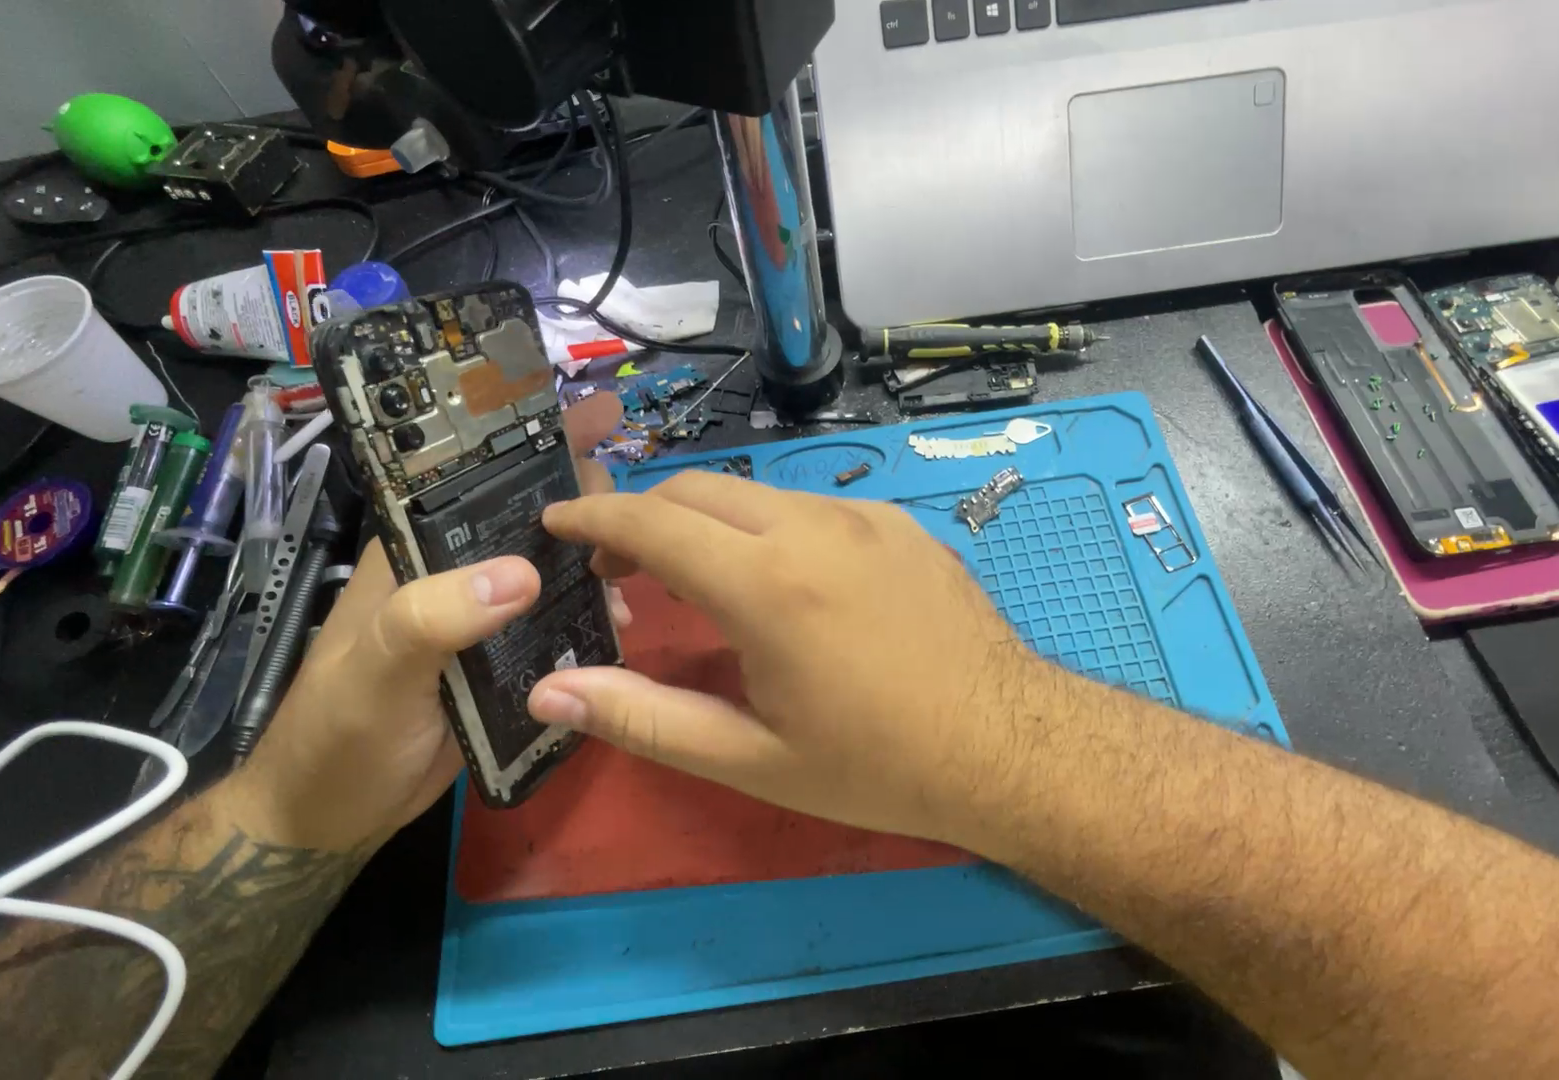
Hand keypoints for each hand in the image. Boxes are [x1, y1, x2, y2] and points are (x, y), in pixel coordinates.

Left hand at [224, 392, 627, 851]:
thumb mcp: (375, 671)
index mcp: (420, 551)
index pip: (481, 474)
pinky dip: (596, 614)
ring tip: (635, 578)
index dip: (536, 435)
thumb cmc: (338, 733)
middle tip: (631, 519)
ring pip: (557, 566)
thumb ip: (434, 619)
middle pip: (532, 512)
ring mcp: (487, 615)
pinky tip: (622, 627)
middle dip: (586, 500)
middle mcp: (459, 571)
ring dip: (600, 562)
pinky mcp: (509, 657)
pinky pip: (562, 619)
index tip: (601, 411)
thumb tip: (524, 574)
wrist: (334, 813)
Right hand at [528, 471, 1062, 847]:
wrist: (1008, 745)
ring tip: (695, 577)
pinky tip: (782, 580)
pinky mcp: (900, 522)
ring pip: (756, 494)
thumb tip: (550, 690)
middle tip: (618, 567)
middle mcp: (812, 526)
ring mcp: (864, 516)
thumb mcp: (752, 757)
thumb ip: (644, 718)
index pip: (653, 522)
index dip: (593, 517)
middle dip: (643, 515)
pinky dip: (769, 527)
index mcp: (766, 583)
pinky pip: (812, 508)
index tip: (556, 522)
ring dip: (707, 521)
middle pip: (698, 491)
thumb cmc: (876, 765)